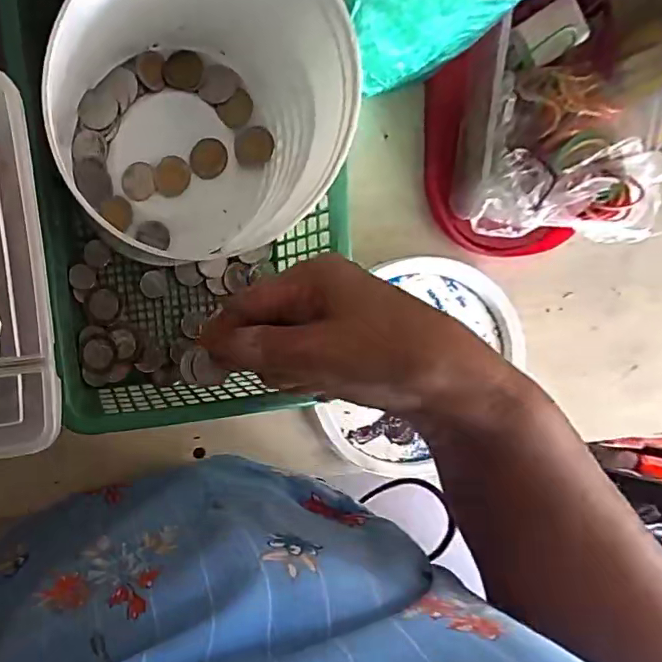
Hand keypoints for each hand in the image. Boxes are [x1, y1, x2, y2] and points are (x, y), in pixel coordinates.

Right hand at [200, 254, 532, 439]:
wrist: (454, 383)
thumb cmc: (383, 357)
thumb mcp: (313, 353)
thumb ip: (257, 348)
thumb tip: (210, 342)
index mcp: (310, 277)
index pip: (246, 302)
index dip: (223, 333)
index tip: (207, 364)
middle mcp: (319, 288)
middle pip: (263, 325)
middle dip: (268, 356)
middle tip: (293, 375)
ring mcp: (335, 314)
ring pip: (282, 346)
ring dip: (289, 370)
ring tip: (319, 380)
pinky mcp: (347, 339)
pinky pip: (306, 356)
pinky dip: (309, 374)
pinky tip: (331, 383)